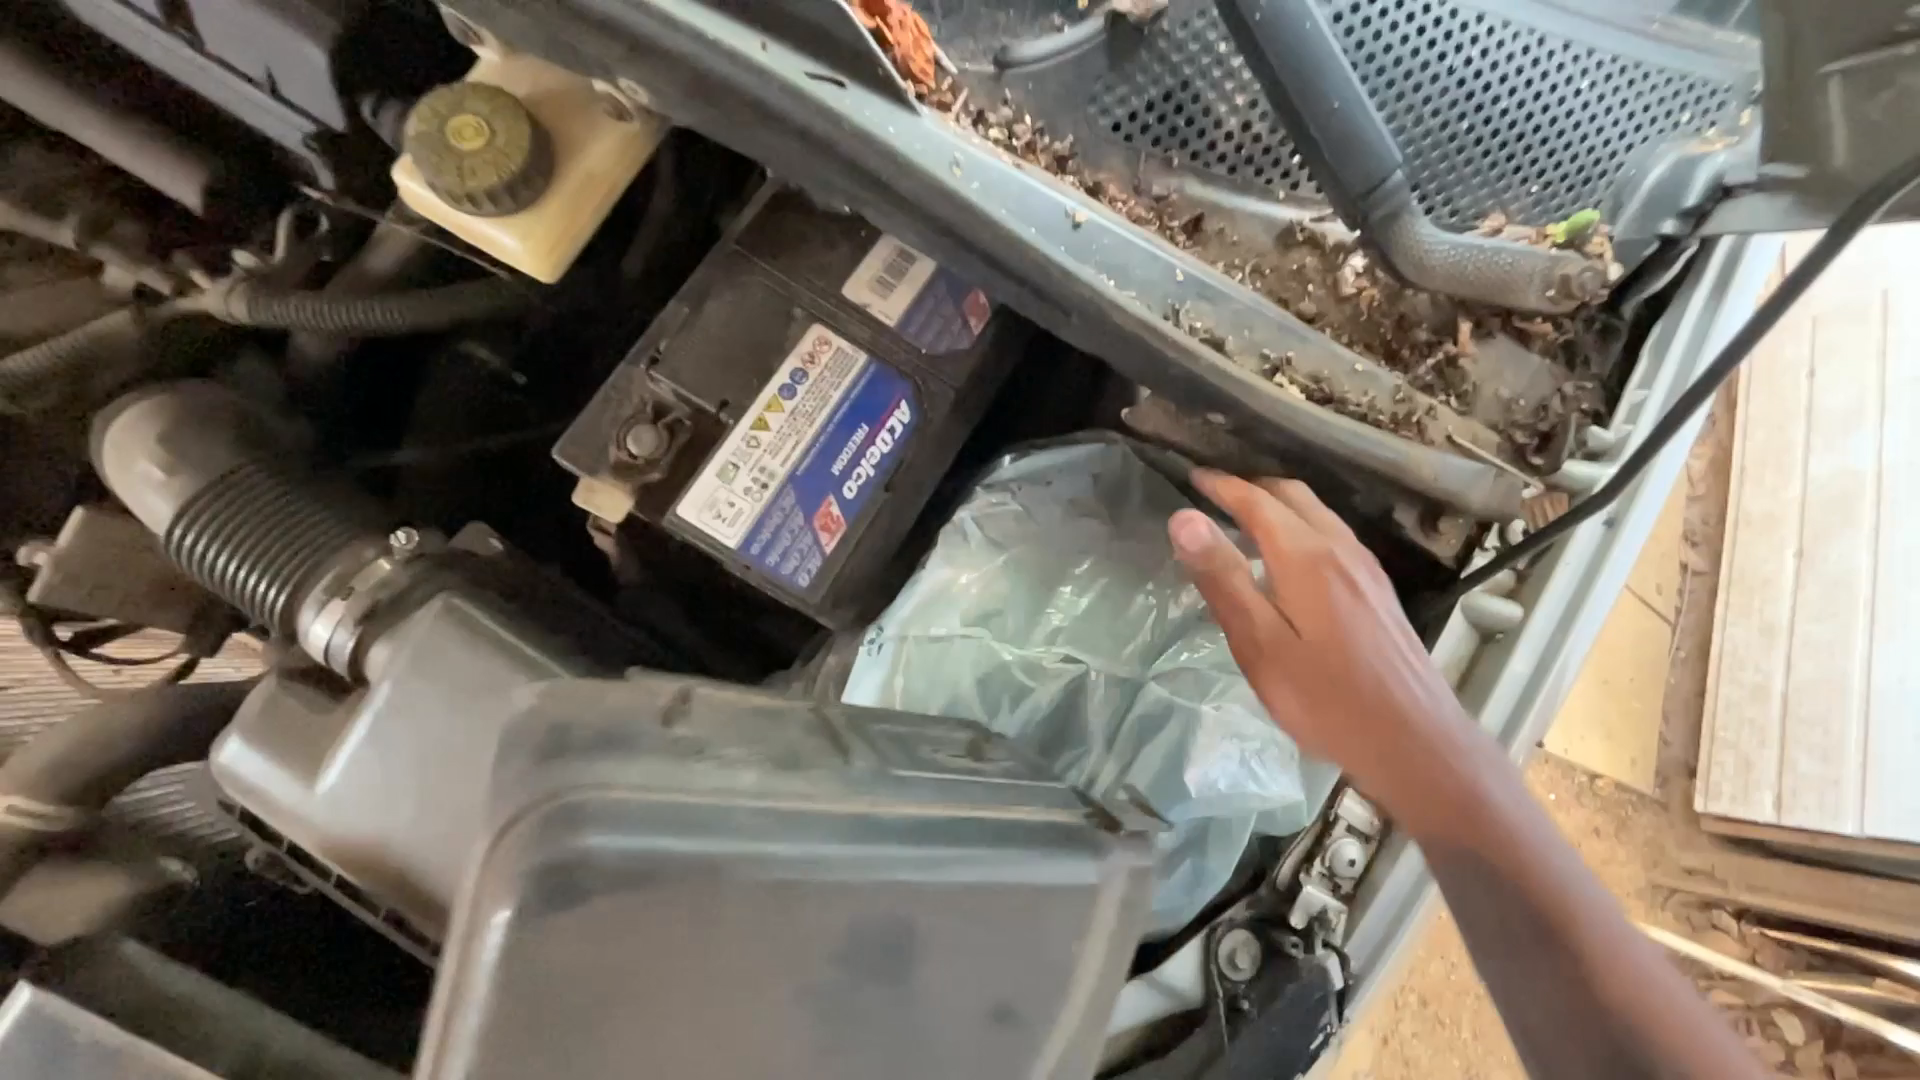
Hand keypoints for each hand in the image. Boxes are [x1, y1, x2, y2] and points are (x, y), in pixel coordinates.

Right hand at [1168, 470, 1473, 810]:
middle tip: (1214, 494)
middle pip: (1293, 496)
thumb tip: (1184, 519)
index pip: (1257, 502)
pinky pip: (1332, 535)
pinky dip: (1300, 526)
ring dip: (1278, 505)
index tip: (1192, 477)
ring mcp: (1365, 569)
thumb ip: (1222, 578)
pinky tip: (1288, 558)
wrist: (1414, 741)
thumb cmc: (1324, 698)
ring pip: (1318, 514)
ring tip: (1244, 519)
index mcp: (1306, 557)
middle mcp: (1340, 549)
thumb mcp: (1259, 644)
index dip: (1222, 486)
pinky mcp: (1378, 590)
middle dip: (1251, 487)